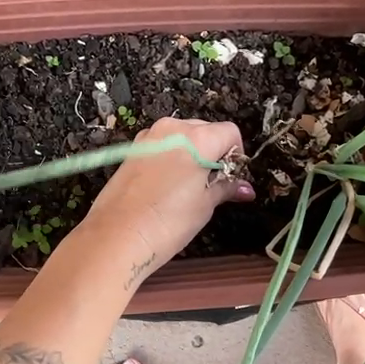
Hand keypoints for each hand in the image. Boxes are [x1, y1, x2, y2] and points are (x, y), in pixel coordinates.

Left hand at [68, 118, 254, 286]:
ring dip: (193, 151)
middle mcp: (173, 128)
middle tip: (214, 182)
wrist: (117, 235)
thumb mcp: (204, 205)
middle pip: (206, 129)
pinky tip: (168, 183)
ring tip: (190, 184)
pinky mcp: (134, 147)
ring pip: (183, 134)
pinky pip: (163, 143)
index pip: (230, 132)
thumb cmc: (168, 222)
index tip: (233, 175)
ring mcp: (150, 136)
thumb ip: (226, 188)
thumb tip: (247, 189)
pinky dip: (172, 154)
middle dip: (215, 150)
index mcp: (197, 138)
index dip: (236, 153)